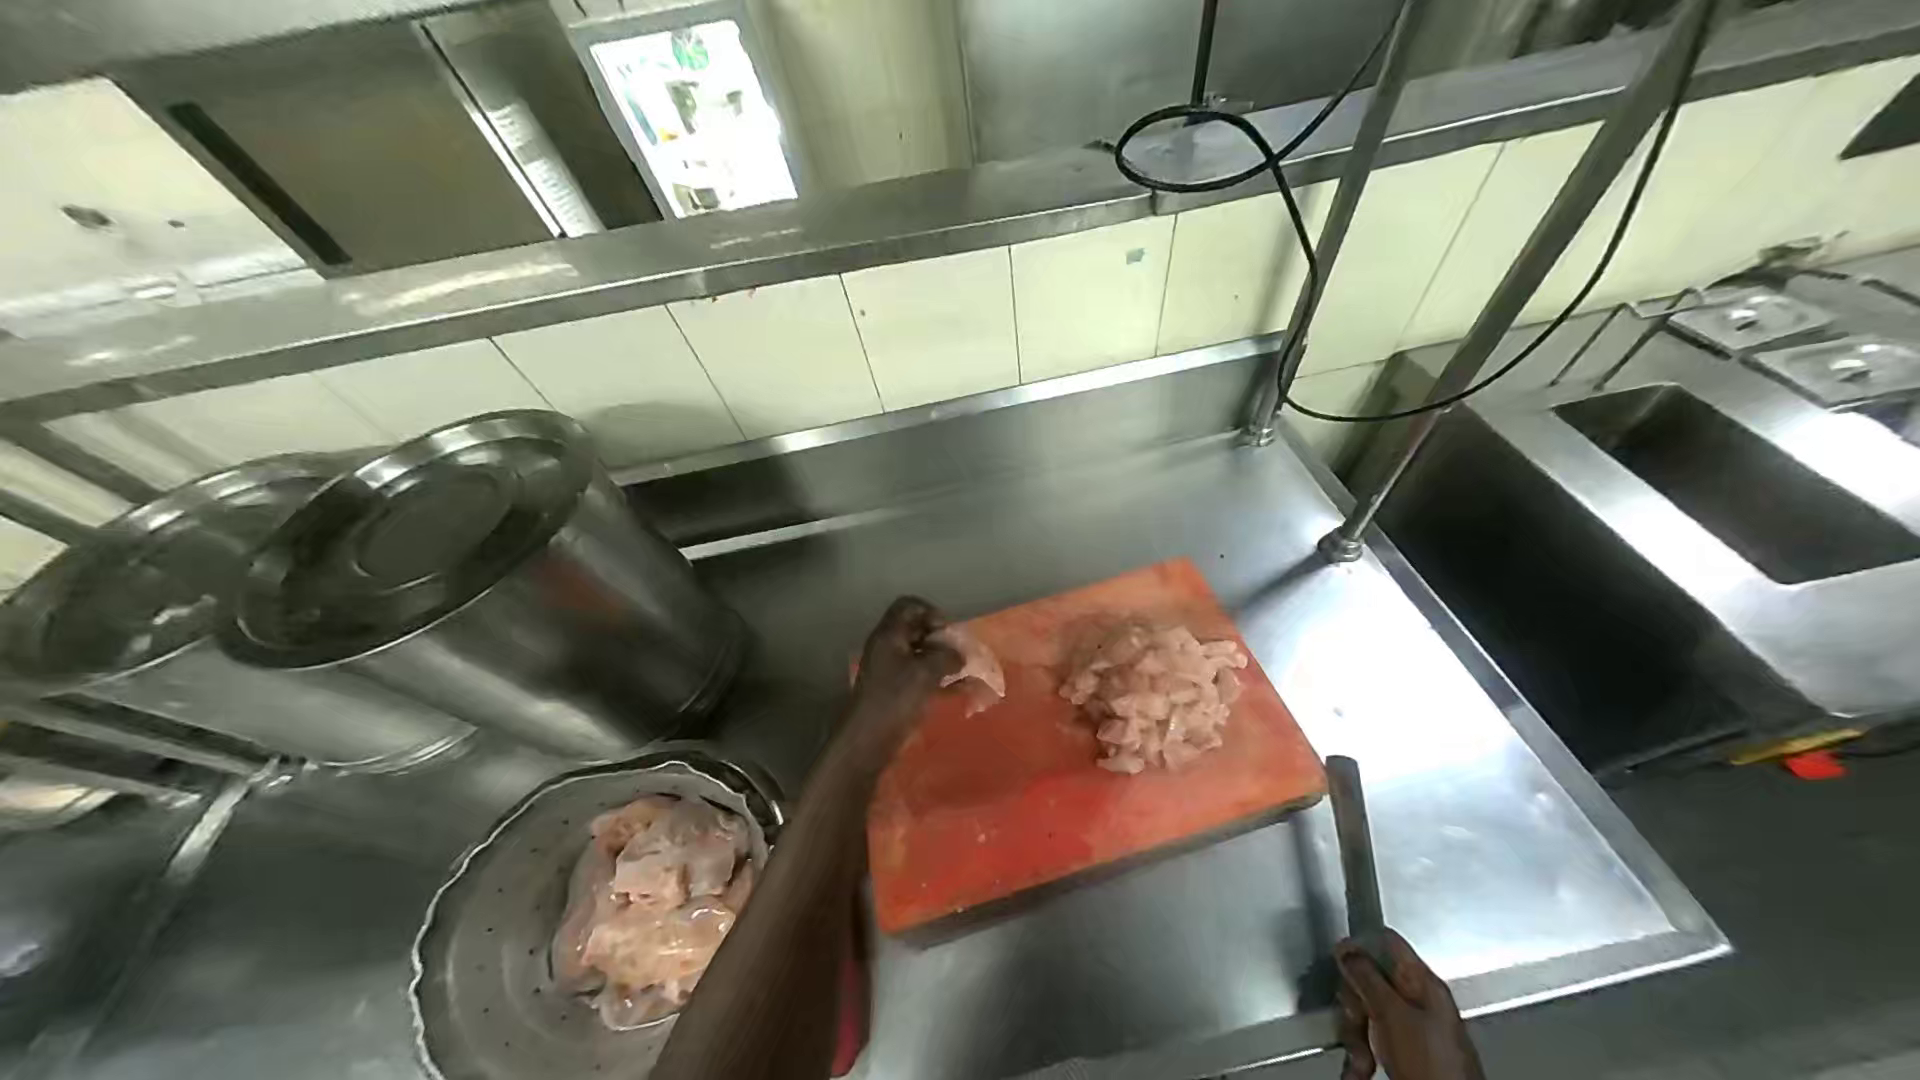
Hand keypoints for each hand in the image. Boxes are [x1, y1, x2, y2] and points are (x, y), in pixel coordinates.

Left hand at [846, 597, 960, 744]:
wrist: (868, 740)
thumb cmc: (895, 700)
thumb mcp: (926, 673)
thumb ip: (946, 657)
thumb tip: (959, 655)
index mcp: (889, 635)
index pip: (908, 606)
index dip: (931, 612)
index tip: (948, 631)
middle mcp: (888, 647)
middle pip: (916, 629)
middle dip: (941, 637)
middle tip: (960, 651)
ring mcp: (891, 669)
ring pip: (921, 653)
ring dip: (943, 659)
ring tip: (966, 670)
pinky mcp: (896, 690)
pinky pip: (921, 675)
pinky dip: (940, 679)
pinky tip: (962, 690)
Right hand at [1335, 930, 1484, 1079]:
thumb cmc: (1431, 1064)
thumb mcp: (1392, 1014)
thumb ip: (1367, 976)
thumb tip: (1347, 950)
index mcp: (1424, 984)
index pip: (1388, 942)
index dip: (1360, 945)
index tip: (1340, 961)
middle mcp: (1419, 1002)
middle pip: (1370, 978)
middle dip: (1354, 1000)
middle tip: (1356, 1020)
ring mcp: (1413, 1029)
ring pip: (1366, 1010)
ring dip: (1354, 1033)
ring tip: (1361, 1060)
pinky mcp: (1406, 1053)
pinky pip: (1371, 1037)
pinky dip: (1361, 1052)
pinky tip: (1359, 1069)